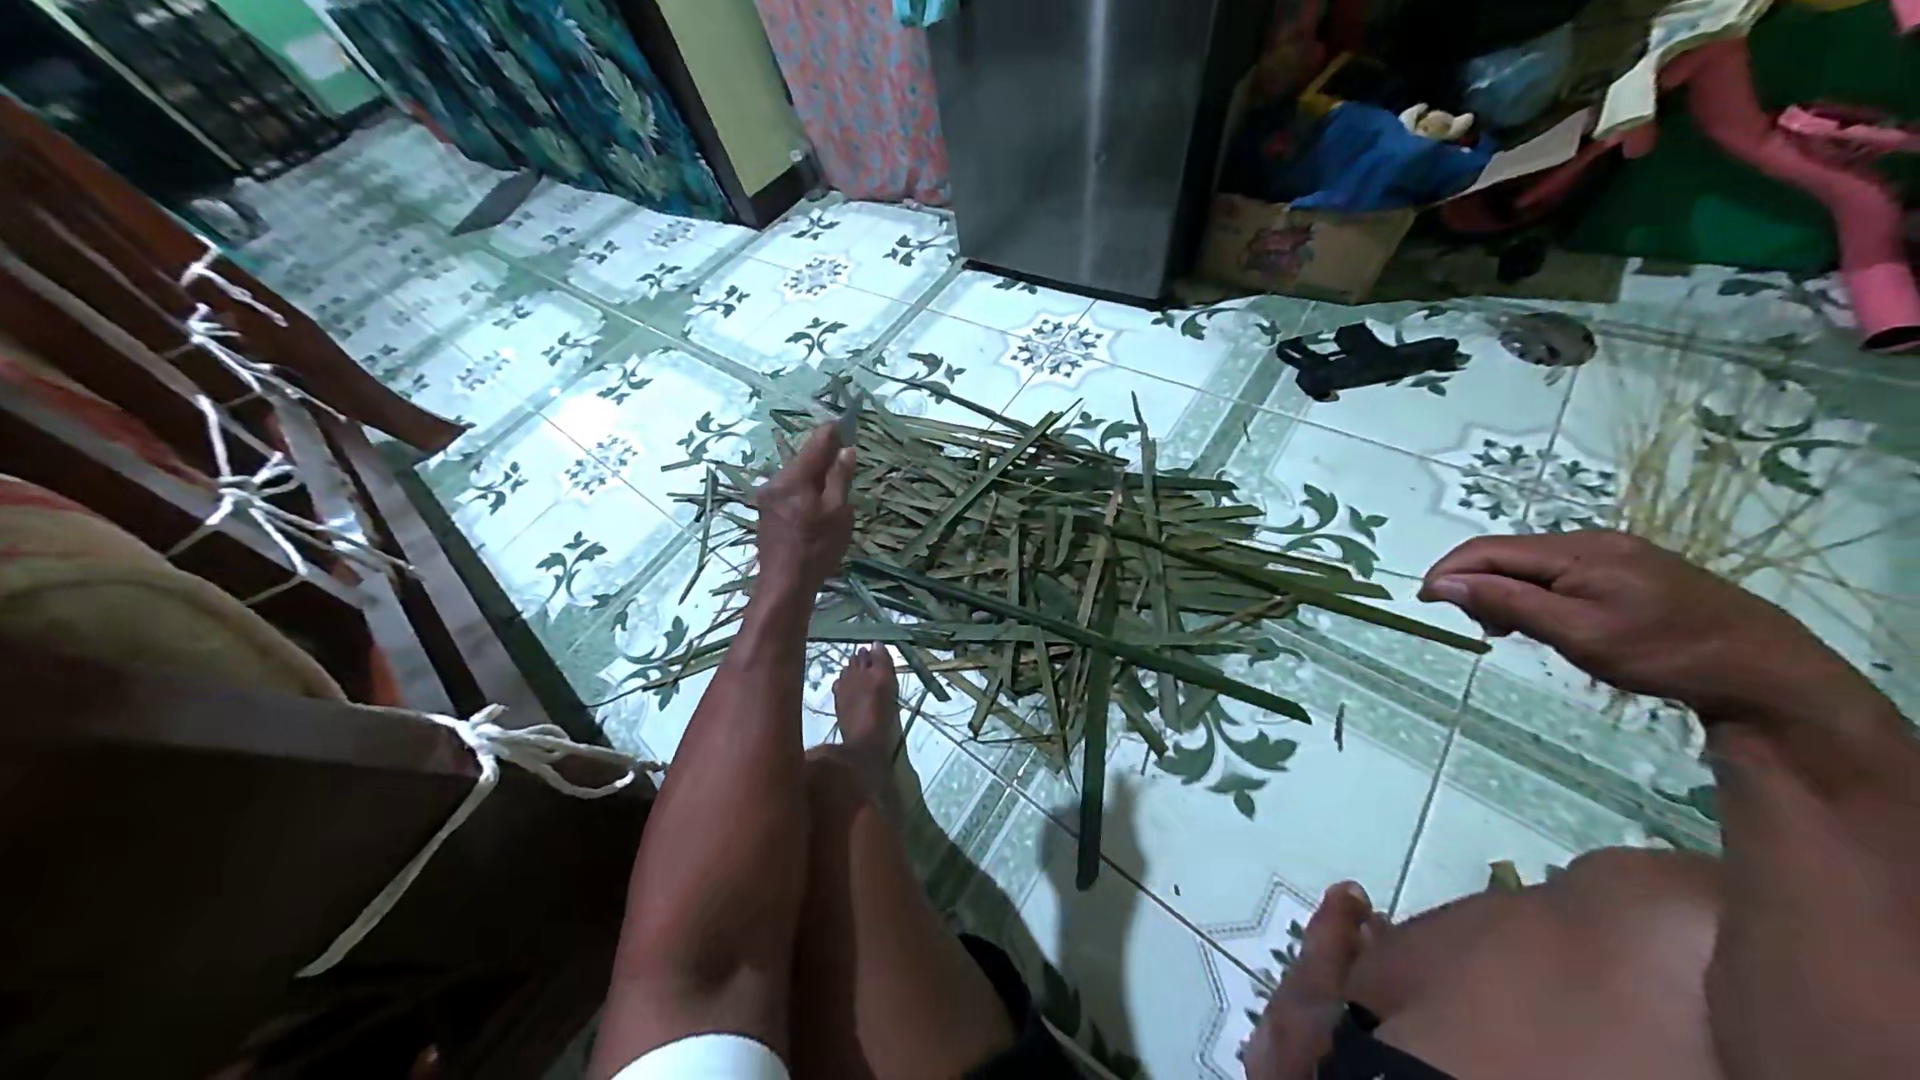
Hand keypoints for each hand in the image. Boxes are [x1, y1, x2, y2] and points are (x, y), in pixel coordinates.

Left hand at [753, 424, 855, 599]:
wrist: (784, 584)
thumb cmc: (816, 549)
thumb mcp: (838, 512)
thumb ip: (840, 478)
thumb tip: (846, 450)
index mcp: (794, 477)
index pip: (817, 441)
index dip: (835, 433)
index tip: (850, 428)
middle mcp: (776, 480)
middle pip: (805, 458)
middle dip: (827, 458)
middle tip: (848, 468)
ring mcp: (767, 497)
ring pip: (797, 475)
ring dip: (817, 477)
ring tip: (836, 495)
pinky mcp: (766, 512)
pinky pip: (790, 491)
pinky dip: (806, 492)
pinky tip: (817, 510)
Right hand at [1419, 531, 1880, 725]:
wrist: (1767, 672)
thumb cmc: (1663, 653)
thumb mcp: (1576, 632)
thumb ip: (1506, 602)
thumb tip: (1440, 583)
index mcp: (1577, 550)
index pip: (1488, 550)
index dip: (1448, 571)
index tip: (1424, 602)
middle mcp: (1591, 542)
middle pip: (1507, 555)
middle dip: (1476, 585)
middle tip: (1477, 628)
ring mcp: (1613, 555)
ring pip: (1530, 566)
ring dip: (1503, 593)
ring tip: (1505, 631)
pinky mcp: (1628, 572)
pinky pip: (1558, 574)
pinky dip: (1532, 595)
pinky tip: (1540, 621)